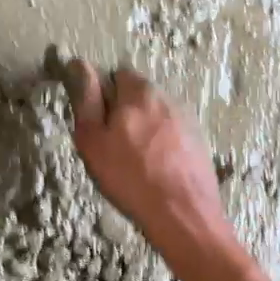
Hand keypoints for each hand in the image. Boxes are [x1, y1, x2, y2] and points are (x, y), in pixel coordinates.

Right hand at [62, 60, 234, 258]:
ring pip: (156, 116)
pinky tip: (156, 172)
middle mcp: (168, 98)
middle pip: (139, 96)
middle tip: (113, 148)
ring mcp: (187, 120)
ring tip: (135, 164)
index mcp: (140, 93)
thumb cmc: (129, 178)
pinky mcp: (199, 142)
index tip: (99, 125)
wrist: (182, 215)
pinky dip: (162, 146)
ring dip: (144, 130)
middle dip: (125, 113)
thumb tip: (80, 66)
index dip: (104, 97)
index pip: (118, 75)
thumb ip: (87, 101)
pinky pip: (172, 134)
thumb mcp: (93, 141)